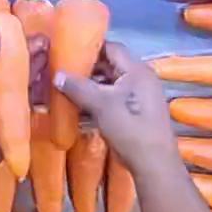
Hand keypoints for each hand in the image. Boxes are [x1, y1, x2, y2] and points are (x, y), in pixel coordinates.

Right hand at [53, 40, 176, 171]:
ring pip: (110, 84)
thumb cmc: (130, 129)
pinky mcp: (136, 113)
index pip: (112, 48)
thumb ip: (78, 88)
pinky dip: (97, 101)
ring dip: (90, 87)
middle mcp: (140, 79)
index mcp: (137, 71)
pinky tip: (78, 109)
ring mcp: (139, 97)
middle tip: (62, 71)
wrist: (154, 164)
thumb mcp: (102, 105)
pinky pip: (113, 99)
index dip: (90, 47)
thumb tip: (57, 75)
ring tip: (66, 90)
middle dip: (86, 69)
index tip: (67, 50)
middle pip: (110, 66)